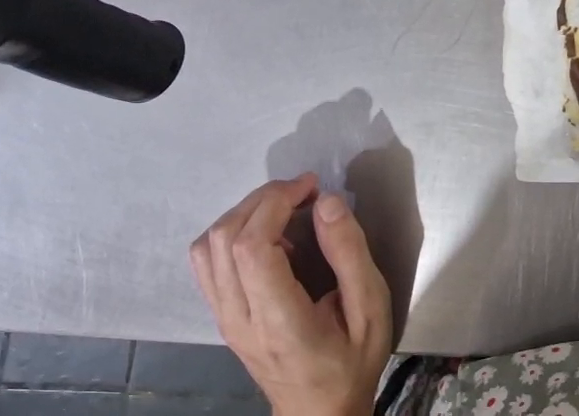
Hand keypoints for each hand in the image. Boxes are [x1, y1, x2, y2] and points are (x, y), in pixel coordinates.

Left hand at [190, 174, 393, 415]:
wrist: (319, 414)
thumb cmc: (352, 361)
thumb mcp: (371, 308)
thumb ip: (349, 253)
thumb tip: (327, 202)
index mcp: (278, 320)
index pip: (251, 248)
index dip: (276, 203)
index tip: (312, 186)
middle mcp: (238, 318)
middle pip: (223, 240)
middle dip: (264, 199)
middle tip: (305, 190)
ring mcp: (223, 318)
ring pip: (207, 248)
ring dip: (245, 212)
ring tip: (287, 206)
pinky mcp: (222, 315)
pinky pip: (207, 262)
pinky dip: (234, 232)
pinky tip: (270, 234)